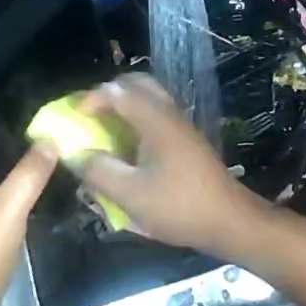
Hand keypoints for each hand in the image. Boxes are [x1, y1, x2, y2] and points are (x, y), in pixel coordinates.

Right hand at [67, 74, 267, 256]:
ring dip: (124, 104)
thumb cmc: (180, 207)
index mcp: (155, 120)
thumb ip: (98, 171)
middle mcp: (168, 114)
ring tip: (105, 127)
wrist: (230, 221)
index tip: (74, 116)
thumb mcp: (131, 195)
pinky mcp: (186, 139)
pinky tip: (128, 145)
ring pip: (148, 97)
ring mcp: (180, 125)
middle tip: (90, 113)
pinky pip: (156, 113)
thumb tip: (74, 154)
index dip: (92, 98)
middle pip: (136, 83)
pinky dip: (136, 117)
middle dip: (108, 93)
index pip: (118, 91)